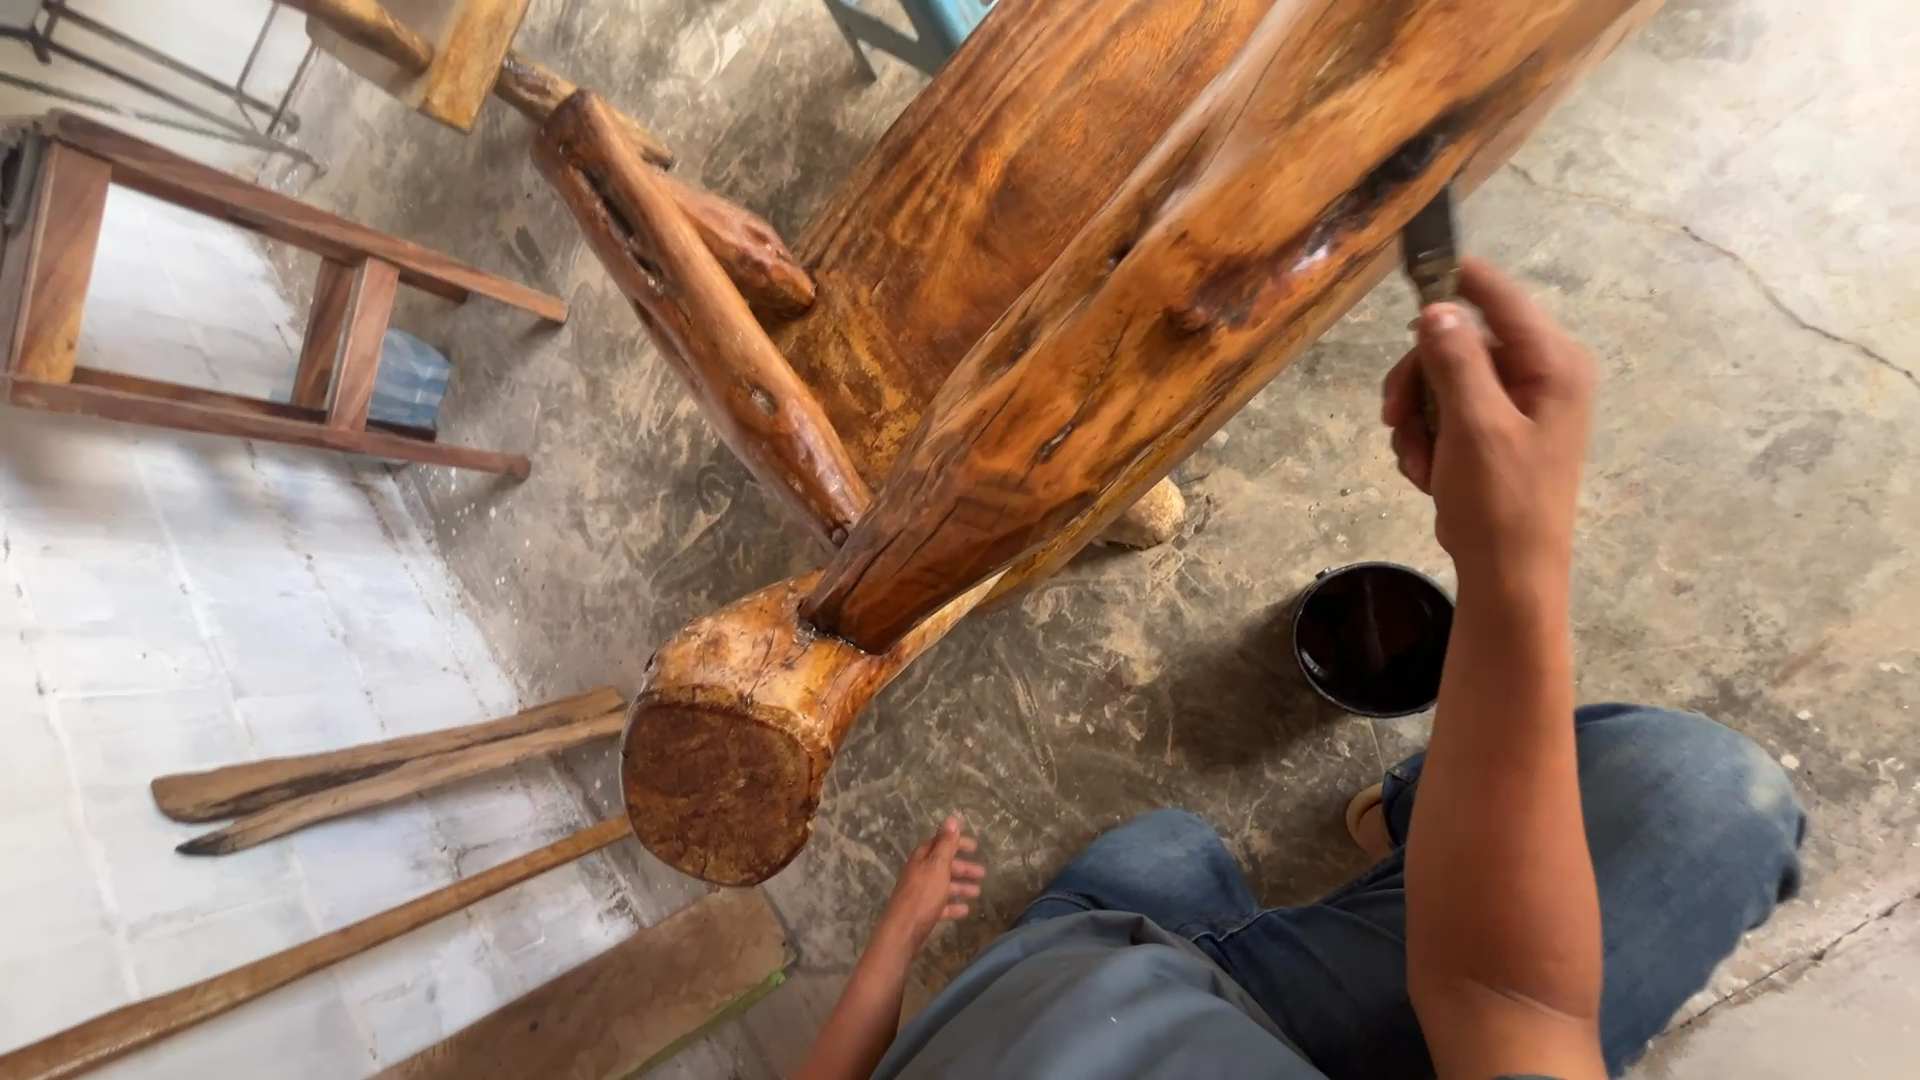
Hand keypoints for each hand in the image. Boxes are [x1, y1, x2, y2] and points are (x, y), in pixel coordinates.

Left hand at [872, 814, 985, 955]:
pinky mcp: (923, 912)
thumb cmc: (923, 895)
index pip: (942, 843)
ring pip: (944, 885)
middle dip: (963, 868)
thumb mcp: (937, 865)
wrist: (903, 932)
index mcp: (923, 857)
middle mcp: (920, 871)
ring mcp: (921, 892)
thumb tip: (952, 817)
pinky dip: (953, 906)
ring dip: (961, 886)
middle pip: (945, 865)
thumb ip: (946, 843)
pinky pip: (941, 905)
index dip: (958, 843)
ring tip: (978, 892)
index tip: (976, 847)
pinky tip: (965, 910)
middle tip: (982, 873)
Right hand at [1382, 257, 1594, 584]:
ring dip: (1415, 421)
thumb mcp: (1473, 426)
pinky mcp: (1491, 430)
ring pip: (1439, 382)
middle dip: (1416, 383)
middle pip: (1455, 345)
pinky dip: (1424, 440)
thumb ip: (1455, 362)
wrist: (1507, 567)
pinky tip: (1428, 471)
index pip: (1503, 299)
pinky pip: (1441, 414)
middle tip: (1392, 417)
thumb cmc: (1501, 499)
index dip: (1459, 282)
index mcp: (1551, 365)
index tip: (1416, 266)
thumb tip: (1436, 309)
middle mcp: (1537, 374)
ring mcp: (1513, 404)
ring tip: (1419, 462)